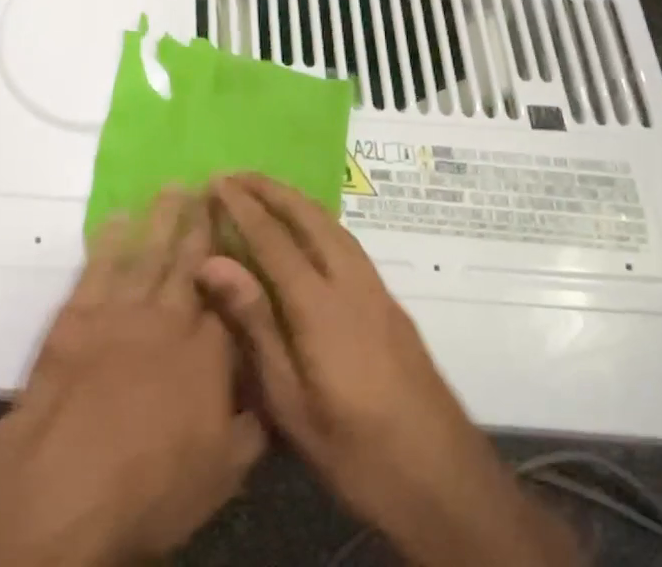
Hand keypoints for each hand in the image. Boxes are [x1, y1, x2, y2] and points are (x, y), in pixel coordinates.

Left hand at [0, 191, 262, 566]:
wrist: (67, 476)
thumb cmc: (151, 486)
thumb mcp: (221, 473)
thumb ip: (251, 429)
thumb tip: (273, 399)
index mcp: (211, 357)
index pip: (234, 301)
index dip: (242, 267)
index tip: (250, 235)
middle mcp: (171, 321)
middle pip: (193, 265)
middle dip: (205, 226)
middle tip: (214, 188)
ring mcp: (122, 312)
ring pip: (149, 254)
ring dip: (163, 220)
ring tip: (175, 188)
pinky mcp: (78, 314)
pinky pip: (98, 266)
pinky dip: (109, 239)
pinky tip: (117, 218)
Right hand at [199, 175, 577, 566]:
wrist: (447, 486)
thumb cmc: (356, 453)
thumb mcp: (290, 403)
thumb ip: (254, 327)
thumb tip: (213, 263)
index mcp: (322, 309)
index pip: (274, 241)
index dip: (242, 208)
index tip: (215, 182)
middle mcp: (355, 290)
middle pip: (312, 221)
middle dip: (273, 191)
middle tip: (236, 174)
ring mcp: (381, 298)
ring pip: (337, 231)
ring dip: (299, 204)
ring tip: (267, 193)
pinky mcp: (395, 313)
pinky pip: (350, 248)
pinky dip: (320, 226)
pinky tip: (310, 238)